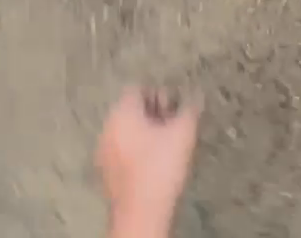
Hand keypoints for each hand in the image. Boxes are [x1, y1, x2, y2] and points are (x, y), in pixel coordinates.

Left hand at [97, 87, 200, 232]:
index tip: (175, 107)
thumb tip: (197, 94)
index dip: (159, 93)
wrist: (142, 214)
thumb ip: (190, 107)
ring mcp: (103, 152)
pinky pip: (123, 149)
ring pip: (127, 130)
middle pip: (131, 109)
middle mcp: (107, 128)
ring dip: (147, 131)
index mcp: (121, 112)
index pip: (138, 88)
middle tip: (173, 123)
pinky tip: (155, 161)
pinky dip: (138, 149)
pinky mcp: (106, 173)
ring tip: (167, 143)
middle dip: (154, 112)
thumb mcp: (184, 130)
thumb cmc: (161, 166)